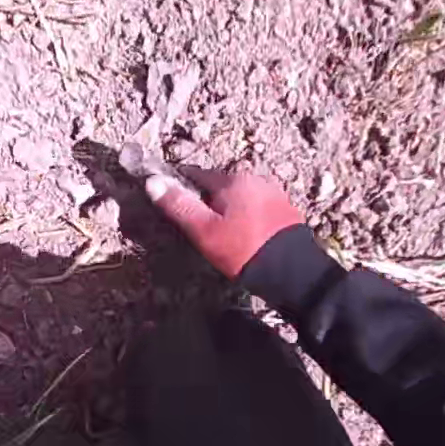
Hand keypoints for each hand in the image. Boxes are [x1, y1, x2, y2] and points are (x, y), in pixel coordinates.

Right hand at [144, 166, 305, 277]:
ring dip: (229, 210)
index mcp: (233, 179)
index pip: (196, 175)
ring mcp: (273, 192)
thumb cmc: (244, 250)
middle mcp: (256, 178)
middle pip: (220, 185)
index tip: (176, 206)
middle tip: (202, 229)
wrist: (292, 271)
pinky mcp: (285, 209)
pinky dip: (247, 216)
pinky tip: (245, 236)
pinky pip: (257, 206)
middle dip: (209, 201)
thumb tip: (152, 182)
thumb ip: (179, 205)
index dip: (182, 190)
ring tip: (224, 236)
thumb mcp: (205, 231)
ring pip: (240, 196)